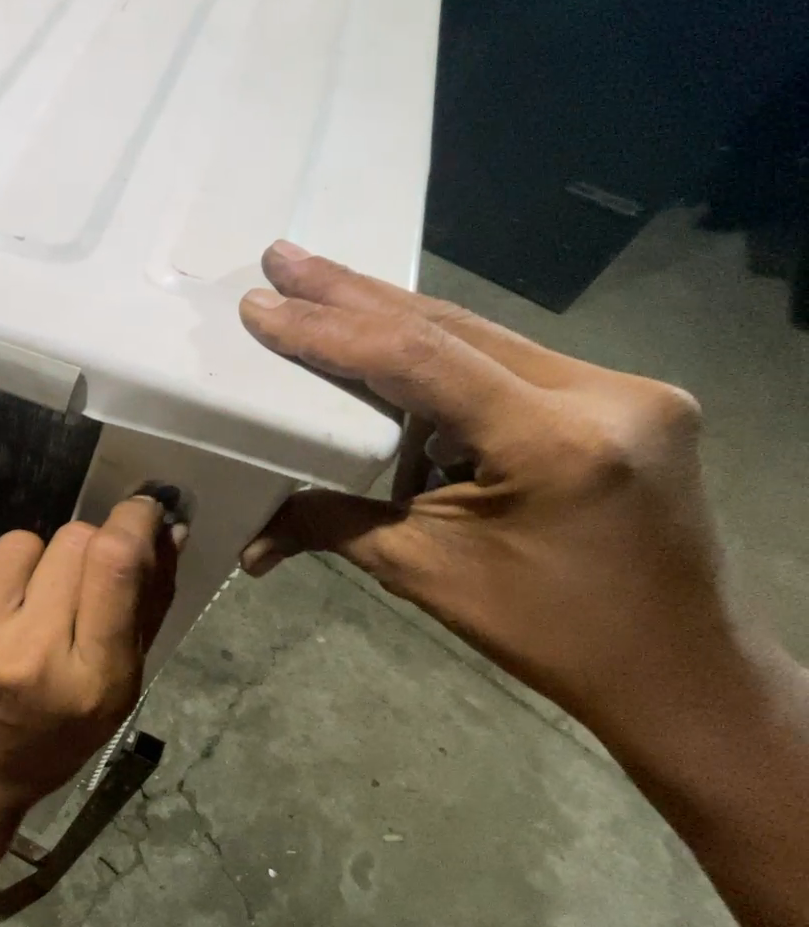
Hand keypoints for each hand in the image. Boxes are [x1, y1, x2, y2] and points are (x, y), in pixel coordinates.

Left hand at [0, 496, 183, 818]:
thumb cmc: (58, 729)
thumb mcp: (119, 685)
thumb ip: (147, 605)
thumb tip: (166, 527)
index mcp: (90, 678)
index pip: (114, 566)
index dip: (132, 522)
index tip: (141, 508)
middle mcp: (25, 654)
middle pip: (70, 542)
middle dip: (82, 551)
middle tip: (70, 590)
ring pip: (19, 541)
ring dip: (30, 564)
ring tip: (22, 608)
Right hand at [235, 241, 734, 726]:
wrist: (678, 668)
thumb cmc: (550, 632)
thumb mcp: (425, 574)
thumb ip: (331, 526)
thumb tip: (249, 540)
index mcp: (557, 443)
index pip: (419, 361)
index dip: (328, 331)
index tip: (262, 304)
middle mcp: (604, 395)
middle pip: (451, 326)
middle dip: (353, 294)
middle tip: (282, 257)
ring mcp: (622, 391)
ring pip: (477, 335)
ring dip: (388, 314)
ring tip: (315, 284)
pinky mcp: (619, 400)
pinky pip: (502, 361)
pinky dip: (431, 350)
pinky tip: (381, 339)